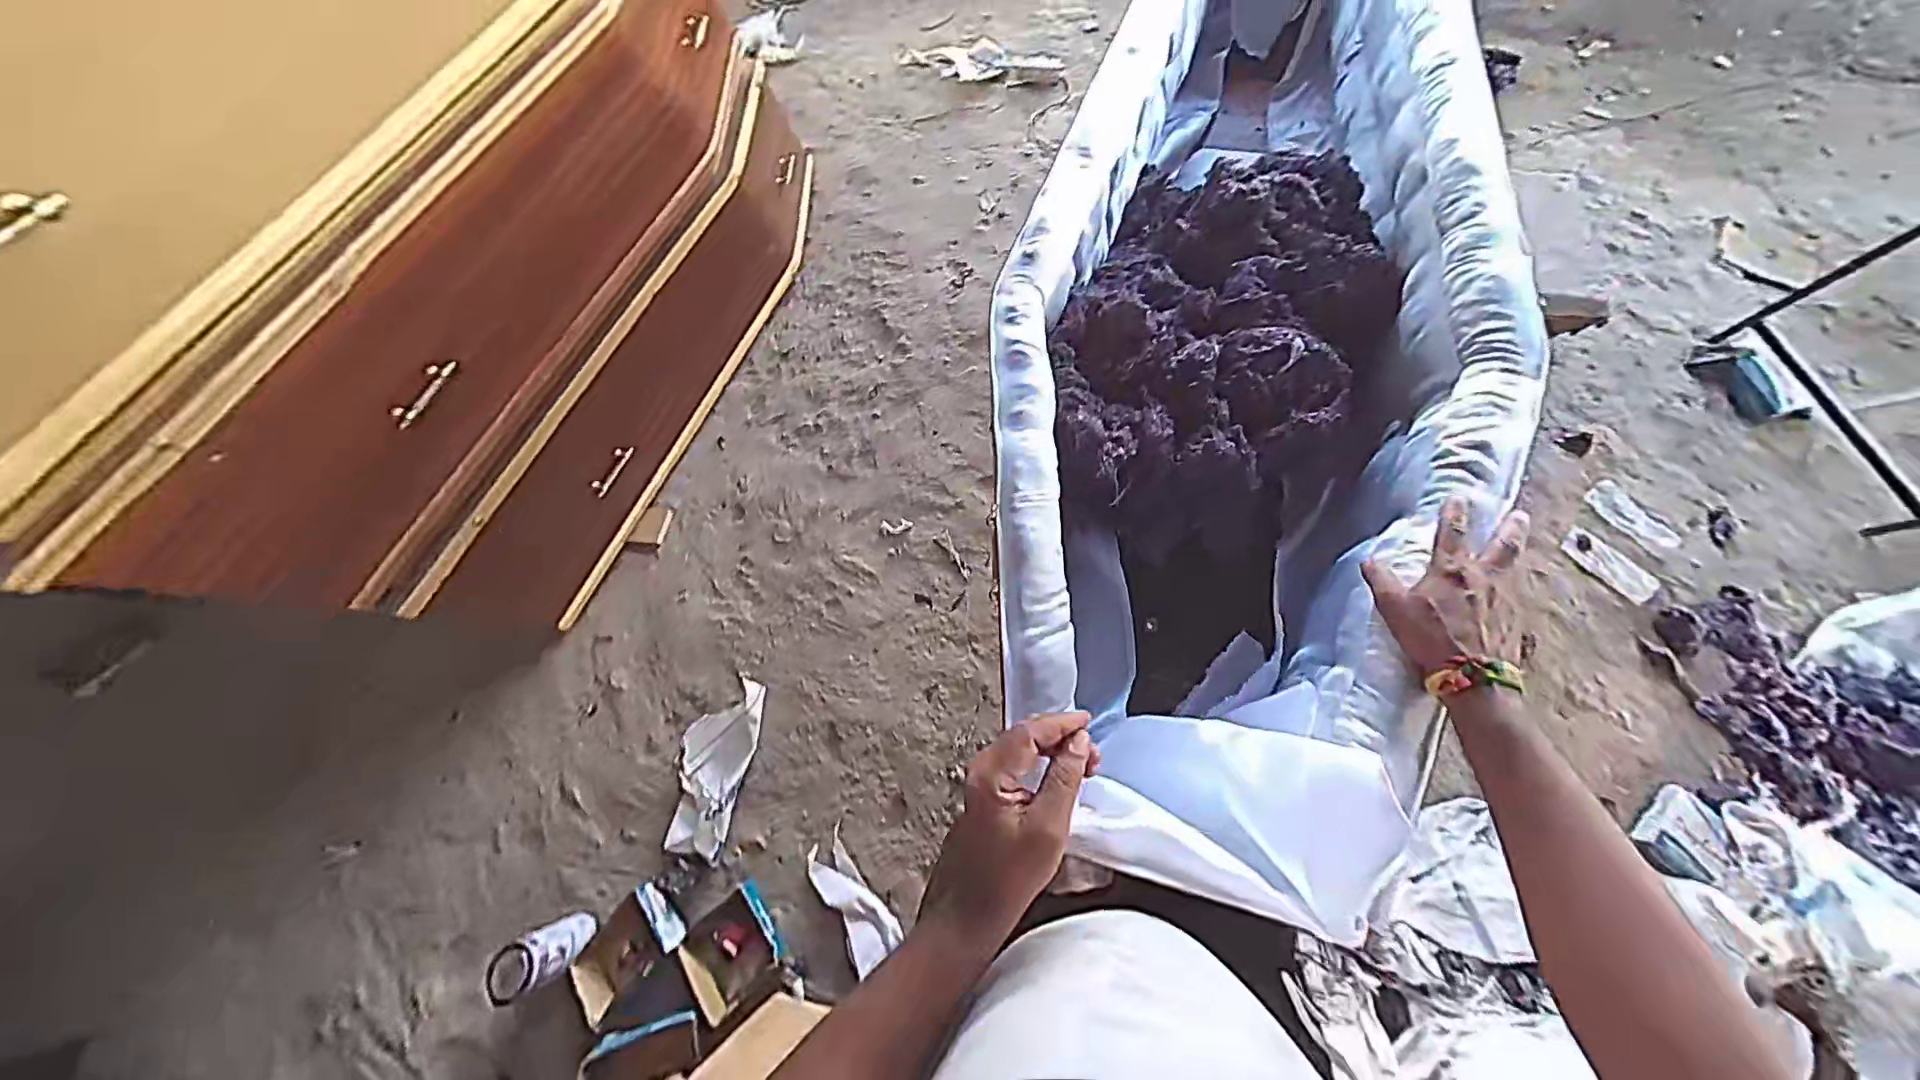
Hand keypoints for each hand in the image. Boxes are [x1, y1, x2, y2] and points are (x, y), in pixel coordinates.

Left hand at [919, 712, 1099, 947]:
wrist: (967, 916)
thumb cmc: (1005, 881)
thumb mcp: (1048, 828)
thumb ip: (1065, 779)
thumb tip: (1079, 744)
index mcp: (991, 772)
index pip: (1030, 731)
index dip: (1062, 724)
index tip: (1086, 722)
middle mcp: (980, 770)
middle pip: (1024, 736)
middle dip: (1060, 737)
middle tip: (1092, 752)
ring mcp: (979, 783)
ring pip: (1020, 751)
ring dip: (1052, 752)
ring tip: (1082, 764)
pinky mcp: (983, 797)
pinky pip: (1015, 766)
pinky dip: (1040, 765)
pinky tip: (1058, 777)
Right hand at [1362, 494, 1528, 677]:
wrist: (1472, 675)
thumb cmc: (1430, 637)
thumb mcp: (1394, 608)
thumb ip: (1381, 581)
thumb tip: (1369, 561)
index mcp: (1451, 570)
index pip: (1452, 533)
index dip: (1454, 514)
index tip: (1459, 498)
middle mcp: (1484, 577)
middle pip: (1503, 545)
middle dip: (1510, 527)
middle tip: (1518, 514)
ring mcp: (1506, 598)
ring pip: (1515, 567)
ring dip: (1517, 552)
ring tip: (1519, 545)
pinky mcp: (1518, 620)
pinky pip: (1519, 595)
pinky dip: (1516, 587)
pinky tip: (1514, 591)